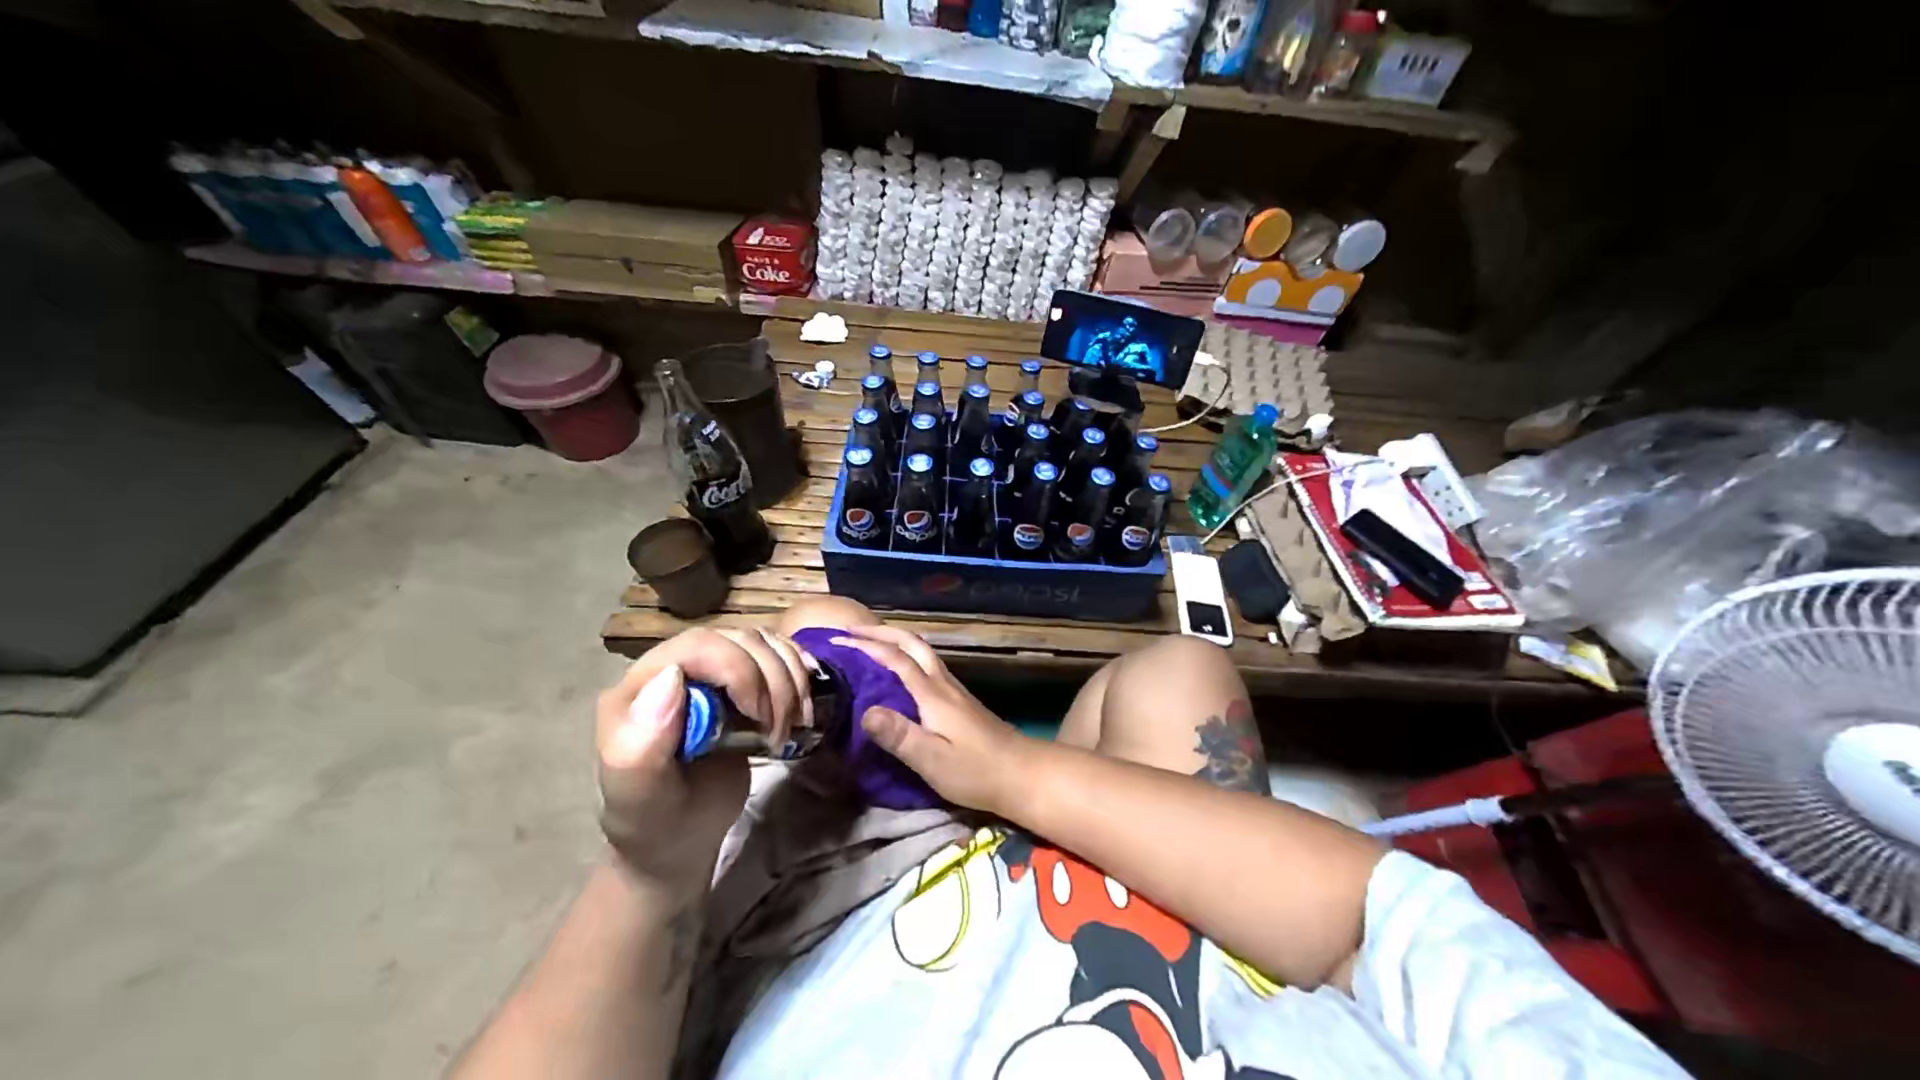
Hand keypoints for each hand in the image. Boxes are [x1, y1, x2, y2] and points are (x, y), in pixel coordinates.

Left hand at [595, 627, 815, 894]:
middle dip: (772, 680)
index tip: (758, 717)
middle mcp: (677, 666)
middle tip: (778, 733)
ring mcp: (713, 671)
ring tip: (792, 727)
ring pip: (765, 644)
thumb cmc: (655, 824)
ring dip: (791, 680)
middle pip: (740, 639)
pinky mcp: (743, 682)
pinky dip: (801, 675)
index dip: (739, 669)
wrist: (680, 840)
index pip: (698, 646)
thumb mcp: (639, 799)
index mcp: (640, 686)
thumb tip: (670, 678)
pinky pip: (780, 656)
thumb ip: (639, 746)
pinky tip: (803, 708)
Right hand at [828, 625, 1028, 813]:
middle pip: (912, 643)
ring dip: (895, 640)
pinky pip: (927, 665)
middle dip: (881, 632)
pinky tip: (900, 671)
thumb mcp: (933, 761)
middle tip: (851, 631)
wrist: (1023, 773)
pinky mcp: (959, 701)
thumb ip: (900, 736)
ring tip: (869, 643)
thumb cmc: (976, 771)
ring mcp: (954, 690)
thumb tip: (865, 712)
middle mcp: (943, 684)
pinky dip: (907, 656)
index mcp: (933, 694)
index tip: (838, 640)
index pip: (896, 659)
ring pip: (922, 651)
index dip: (867, 646)